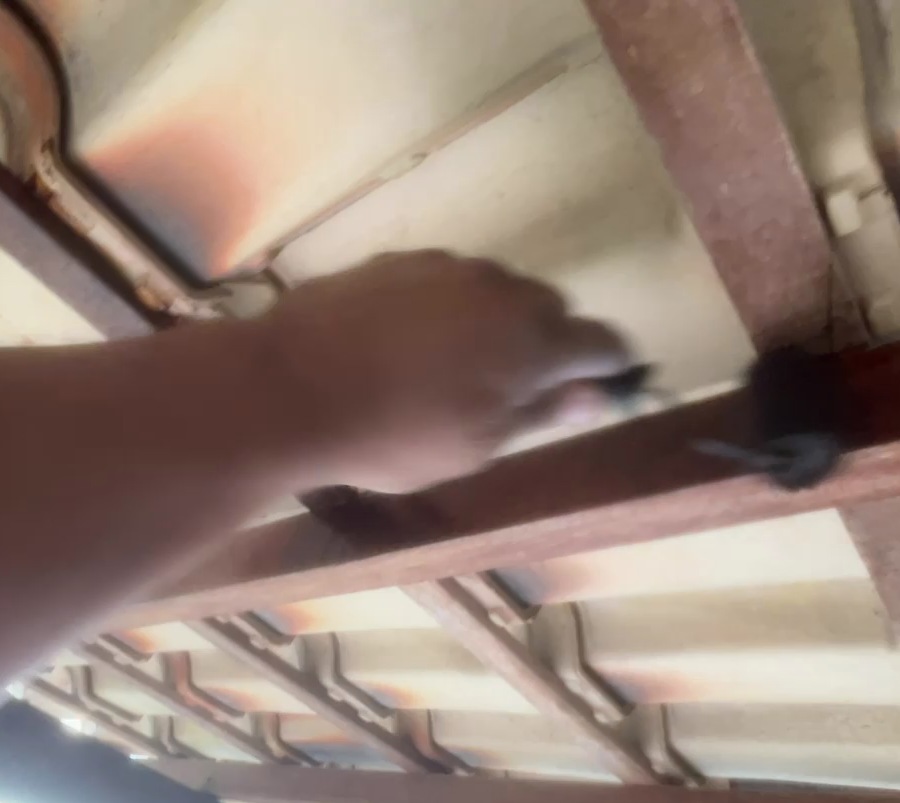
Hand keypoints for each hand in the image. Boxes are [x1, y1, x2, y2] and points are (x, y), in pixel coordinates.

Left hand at [252, 251, 633, 491]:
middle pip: (551, 310)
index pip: (601, 342)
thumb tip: (597, 394)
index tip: (605, 382)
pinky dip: (452, 307)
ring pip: (499, 290)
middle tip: (517, 389)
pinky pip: (450, 281)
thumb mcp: (476, 445)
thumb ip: (542, 413)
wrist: (290, 388)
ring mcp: (448, 266)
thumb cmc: (394, 437)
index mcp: (532, 342)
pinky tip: (415, 342)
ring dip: (498, 322)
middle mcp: (500, 289)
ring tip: (458, 367)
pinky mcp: (401, 259)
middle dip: (550, 345)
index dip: (610, 364)